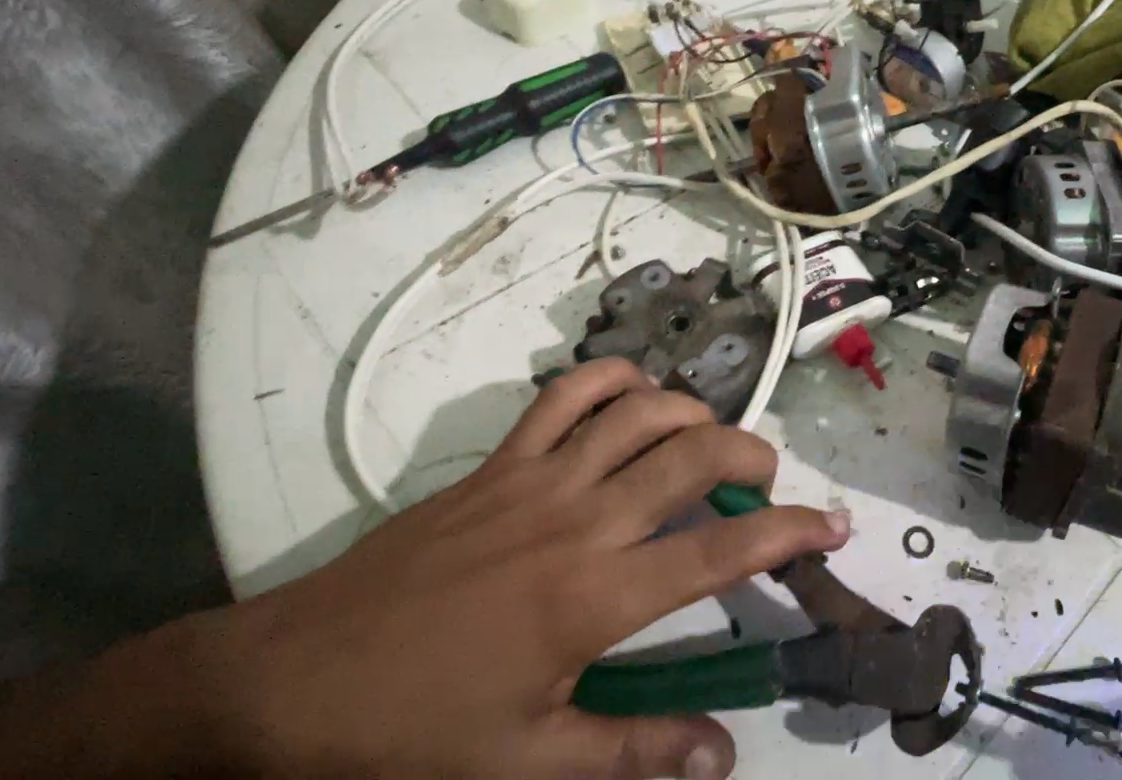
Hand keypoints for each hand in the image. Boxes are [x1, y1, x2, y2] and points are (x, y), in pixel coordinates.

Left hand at [0, 359, 849, 778]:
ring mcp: (537, 478)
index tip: (833, 525)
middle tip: (770, 477)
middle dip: (751, 453)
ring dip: (692, 412)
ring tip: (707, 438)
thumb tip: (723, 759)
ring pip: (640, 410)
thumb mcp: (527, 762)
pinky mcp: (498, 461)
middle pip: (694, 454)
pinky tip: (633, 395)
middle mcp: (581, 519)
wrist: (288, 683)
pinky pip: (565, 395)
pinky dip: (611, 380)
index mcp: (597, 596)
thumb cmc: (415, 730)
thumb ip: (634, 754)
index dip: (790, 532)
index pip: (722, 552)